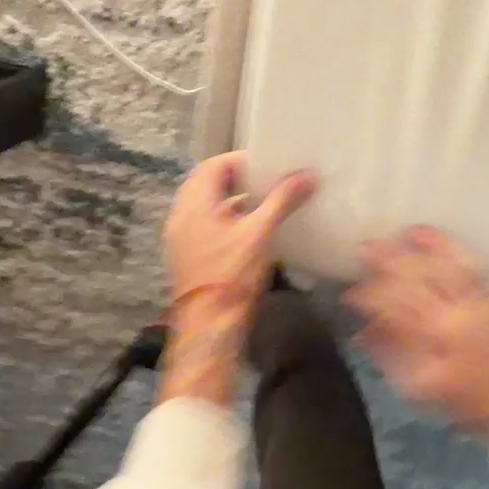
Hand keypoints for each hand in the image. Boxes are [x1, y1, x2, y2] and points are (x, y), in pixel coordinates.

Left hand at [160, 151, 315, 403]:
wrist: (209, 327)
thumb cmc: (232, 275)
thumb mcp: (260, 234)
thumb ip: (282, 201)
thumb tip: (307, 174)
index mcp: (193, 205)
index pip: (212, 166)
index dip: (240, 161)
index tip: (269, 165)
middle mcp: (181, 217)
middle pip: (208, 185)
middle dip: (239, 179)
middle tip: (270, 181)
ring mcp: (181, 239)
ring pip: (208, 207)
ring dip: (234, 201)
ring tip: (267, 203)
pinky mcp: (189, 257)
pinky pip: (208, 226)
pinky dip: (229, 220)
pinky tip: (253, 231)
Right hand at [345, 226, 488, 435]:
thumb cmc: (466, 401)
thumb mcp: (420, 387)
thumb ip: (389, 355)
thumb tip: (362, 332)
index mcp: (434, 338)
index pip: (394, 305)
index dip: (368, 296)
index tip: (351, 295)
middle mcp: (455, 312)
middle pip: (417, 278)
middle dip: (388, 261)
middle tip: (364, 249)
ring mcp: (477, 300)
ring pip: (442, 265)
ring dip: (418, 248)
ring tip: (398, 234)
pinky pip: (467, 262)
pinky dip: (446, 246)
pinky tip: (429, 235)